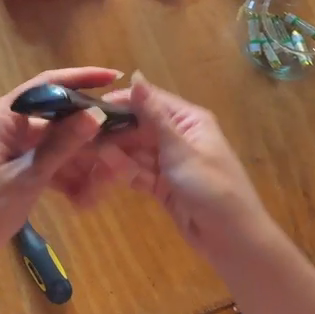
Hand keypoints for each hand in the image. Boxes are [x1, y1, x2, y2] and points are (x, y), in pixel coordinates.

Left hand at [0, 67, 121, 304]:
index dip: (81, 78)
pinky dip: (62, 172)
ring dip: (76, 157)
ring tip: (105, 173)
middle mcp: (2, 123)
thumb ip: (61, 145)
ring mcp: (5, 145)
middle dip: (84, 129)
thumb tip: (96, 114)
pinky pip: (43, 159)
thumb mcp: (28, 178)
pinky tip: (84, 191)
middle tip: (118, 137)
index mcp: (0, 117)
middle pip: (53, 114)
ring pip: (51, 140)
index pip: (45, 85)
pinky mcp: (9, 165)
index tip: (114, 76)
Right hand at [97, 73, 275, 258]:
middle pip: (139, 127)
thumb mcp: (180, 149)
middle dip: (114, 132)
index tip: (90, 106)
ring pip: (135, 151)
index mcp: (189, 121)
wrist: (231, 238)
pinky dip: (124, 172)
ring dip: (116, 154)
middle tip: (83, 136)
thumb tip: (135, 75)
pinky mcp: (162, 185)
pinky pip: (138, 172)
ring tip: (89, 155)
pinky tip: (104, 171)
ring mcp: (169, 162)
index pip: (150, 101)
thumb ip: (153, 115)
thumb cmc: (212, 187)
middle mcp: (178, 137)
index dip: (121, 101)